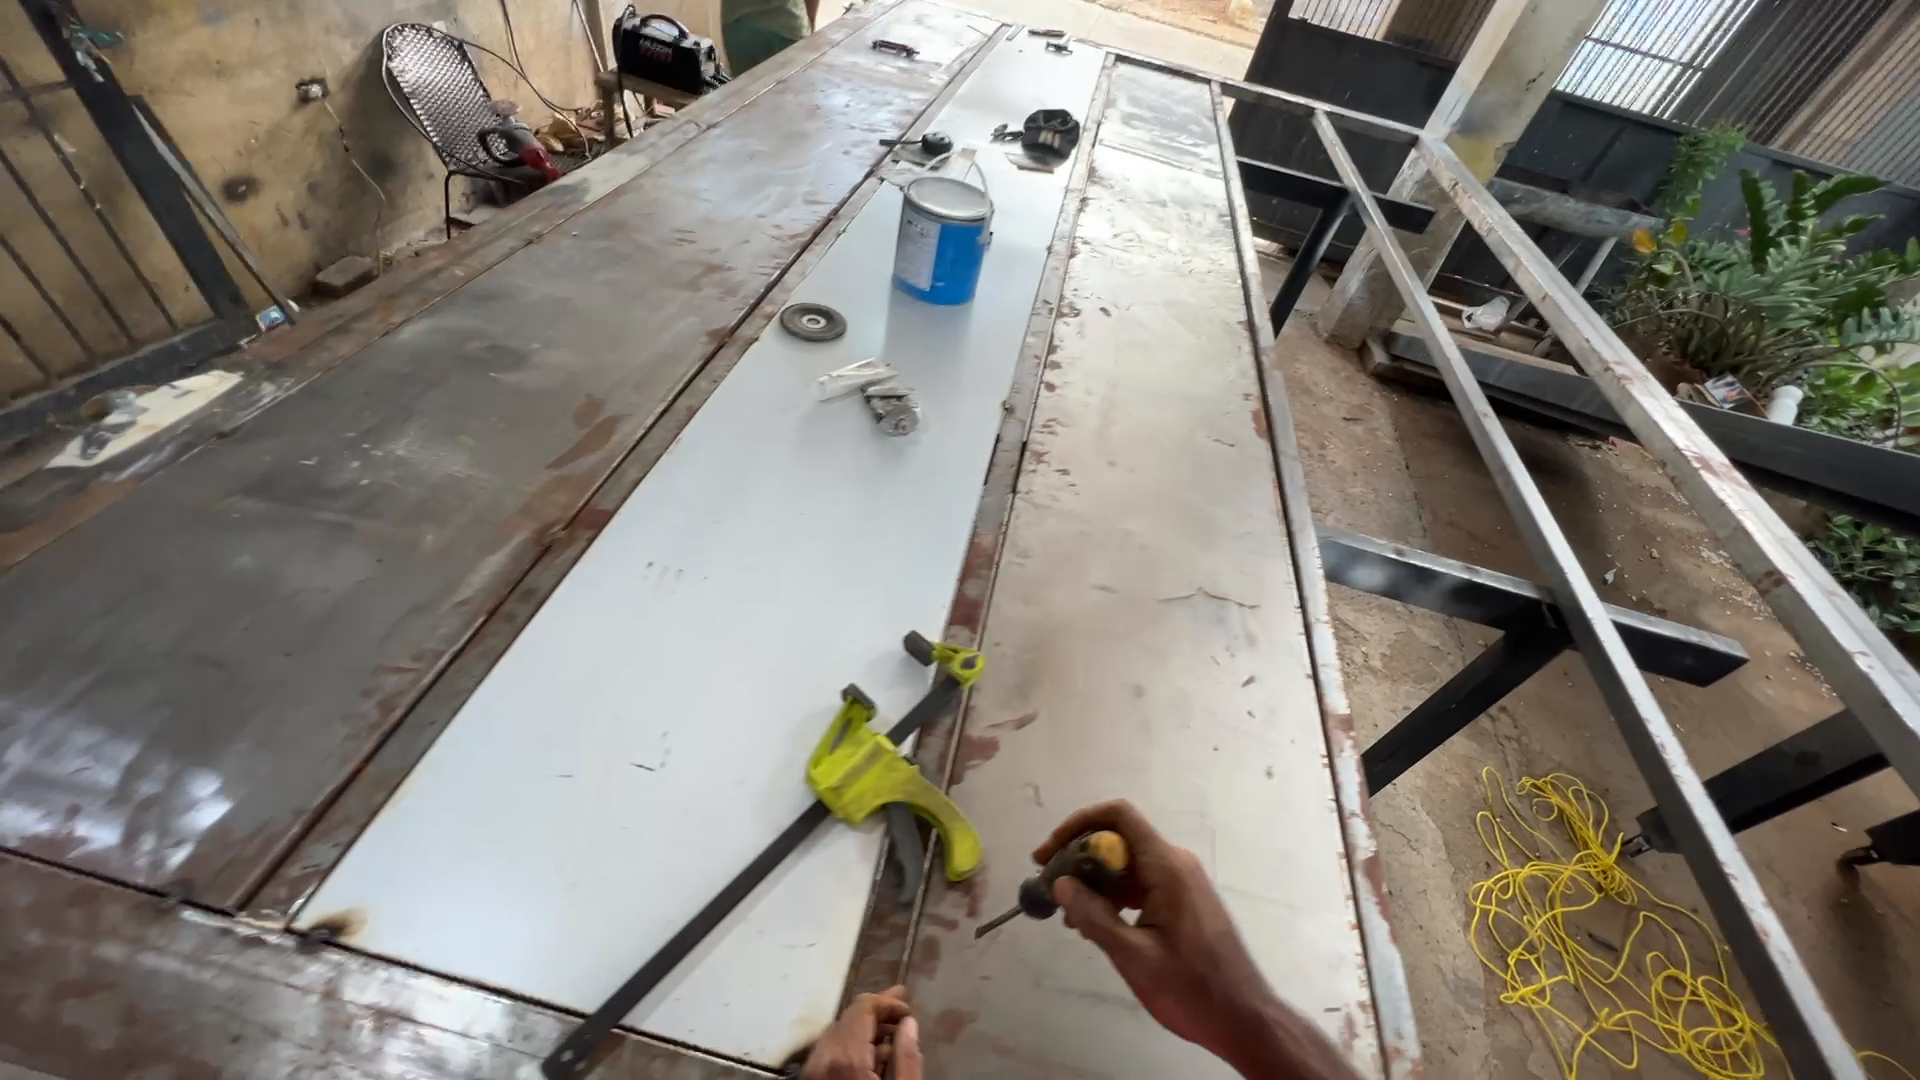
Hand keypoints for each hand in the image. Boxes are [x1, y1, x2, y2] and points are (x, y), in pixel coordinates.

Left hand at [799, 985, 922, 1079]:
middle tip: (902, 1012)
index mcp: (845, 1055)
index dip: (888, 1002)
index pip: (864, 1006)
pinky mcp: (808, 1078)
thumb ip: (907, 1057)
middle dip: (877, 1013)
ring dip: (865, 1029)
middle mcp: (822, 1056)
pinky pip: (829, 1052)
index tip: (908, 1010)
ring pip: (838, 1034)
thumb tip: (908, 1024)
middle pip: (850, 1017)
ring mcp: (811, 1068)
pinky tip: (872, 1057)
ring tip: (891, 1035)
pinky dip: (851, 1047)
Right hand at [1035, 801, 1359, 1079]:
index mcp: (1167, 866)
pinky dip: (1112, 895)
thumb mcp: (1134, 956)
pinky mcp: (1182, 899)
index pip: (1118, 816)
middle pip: (1117, 838)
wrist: (1246, 1019)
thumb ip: (1094, 917)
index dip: (1079, 824)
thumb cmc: (1192, 988)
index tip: (1050, 852)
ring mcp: (1180, 880)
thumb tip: (1060, 884)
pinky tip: (1093, 924)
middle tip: (1049, 882)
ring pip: (1126, 863)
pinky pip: (1139, 883)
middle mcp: (1175, 862)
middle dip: (1078, 856)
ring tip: (1066, 913)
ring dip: (1093, 880)